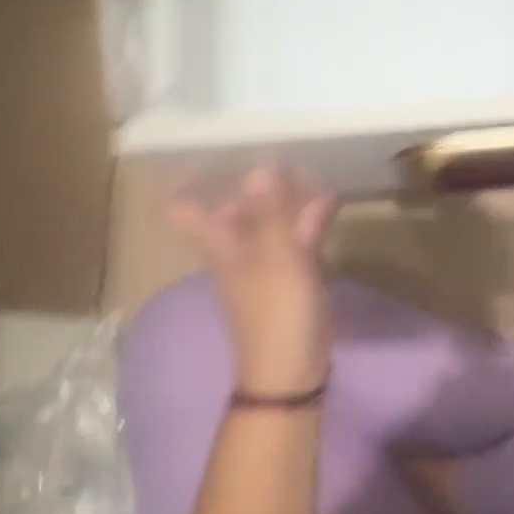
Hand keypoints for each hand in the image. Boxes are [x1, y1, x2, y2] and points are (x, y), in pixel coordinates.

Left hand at [168, 166, 337, 395]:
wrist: (293, 368)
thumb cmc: (276, 312)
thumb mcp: (276, 258)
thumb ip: (269, 213)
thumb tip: (258, 167)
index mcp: (219, 242)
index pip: (184, 205)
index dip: (186, 176)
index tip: (210, 148)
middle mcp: (237, 246)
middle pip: (235, 203)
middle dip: (257, 176)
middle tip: (282, 145)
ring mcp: (266, 260)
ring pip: (270, 217)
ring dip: (288, 194)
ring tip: (312, 164)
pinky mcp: (293, 272)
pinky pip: (296, 236)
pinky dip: (309, 217)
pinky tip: (330, 197)